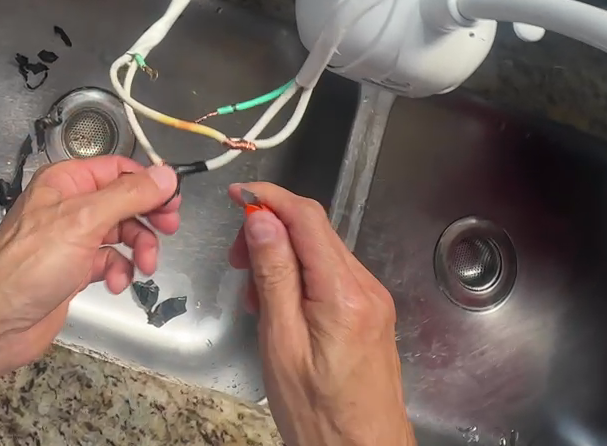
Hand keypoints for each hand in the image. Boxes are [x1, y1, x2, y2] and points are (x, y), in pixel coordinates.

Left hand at [0, 156, 180, 372]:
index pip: (117, 169)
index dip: (147, 183)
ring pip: (119, 232)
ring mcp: (70, 238)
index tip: (173, 202)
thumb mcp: (85, 220)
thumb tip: (166, 174)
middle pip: (122, 200)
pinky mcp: (72, 269)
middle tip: (169, 231)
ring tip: (143, 266)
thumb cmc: (31, 263)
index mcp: (66, 181)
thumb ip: (128, 196)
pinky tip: (116, 283)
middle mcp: (69, 204)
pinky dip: (118, 271)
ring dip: (136, 247)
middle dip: (146, 217)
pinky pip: (108, 261)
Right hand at [227, 183, 414, 445]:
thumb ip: (274, 274)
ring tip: (253, 293)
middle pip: (312, 228)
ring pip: (318, 249)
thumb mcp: (282, 342)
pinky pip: (328, 272)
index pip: (306, 217)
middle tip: (235, 261)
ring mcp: (372, 299)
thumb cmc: (316, 412)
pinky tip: (277, 303)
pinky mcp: (370, 313)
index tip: (234, 194)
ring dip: (280, 254)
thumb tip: (260, 216)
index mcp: (344, 292)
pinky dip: (297, 274)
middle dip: (268, 229)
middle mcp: (366, 286)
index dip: (268, 196)